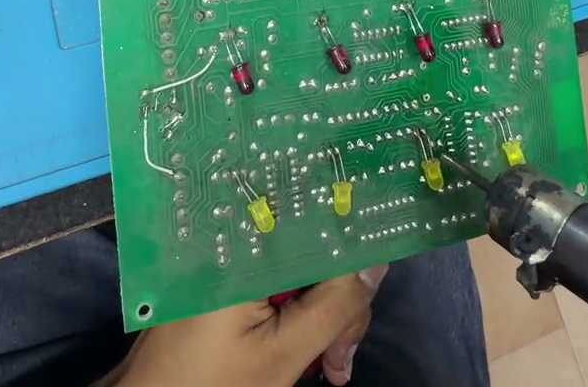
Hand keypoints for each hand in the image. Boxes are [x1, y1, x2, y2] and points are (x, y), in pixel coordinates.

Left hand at [106, 265, 387, 386]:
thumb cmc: (211, 382)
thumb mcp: (283, 354)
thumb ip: (333, 306)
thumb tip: (376, 263)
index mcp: (244, 240)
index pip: (315, 218)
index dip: (352, 246)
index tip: (375, 281)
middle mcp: (238, 237)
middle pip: (314, 249)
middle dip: (340, 302)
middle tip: (342, 357)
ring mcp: (235, 260)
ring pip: (304, 271)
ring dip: (327, 317)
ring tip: (331, 367)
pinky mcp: (233, 282)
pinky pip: (283, 285)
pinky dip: (302, 316)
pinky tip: (315, 355)